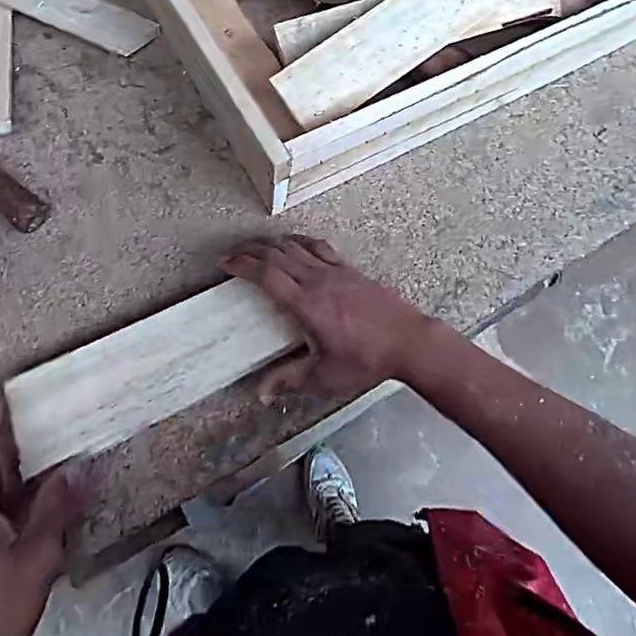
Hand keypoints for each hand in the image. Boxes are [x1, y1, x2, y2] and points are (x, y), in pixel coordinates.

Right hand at [219, 235, 451, 398]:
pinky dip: (302, 243)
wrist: (409, 341)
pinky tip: (297, 244)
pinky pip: (321, 248)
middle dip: (252, 250)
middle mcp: (319, 281)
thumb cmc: (367, 360)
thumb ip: (290, 380)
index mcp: (307, 304)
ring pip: (298, 247)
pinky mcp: (351, 270)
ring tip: (259, 247)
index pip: (268, 275)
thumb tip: (261, 392)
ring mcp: (337, 272)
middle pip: (278, 255)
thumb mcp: (325, 377)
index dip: (244, 265)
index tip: (227, 262)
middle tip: (235, 253)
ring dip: (275, 244)